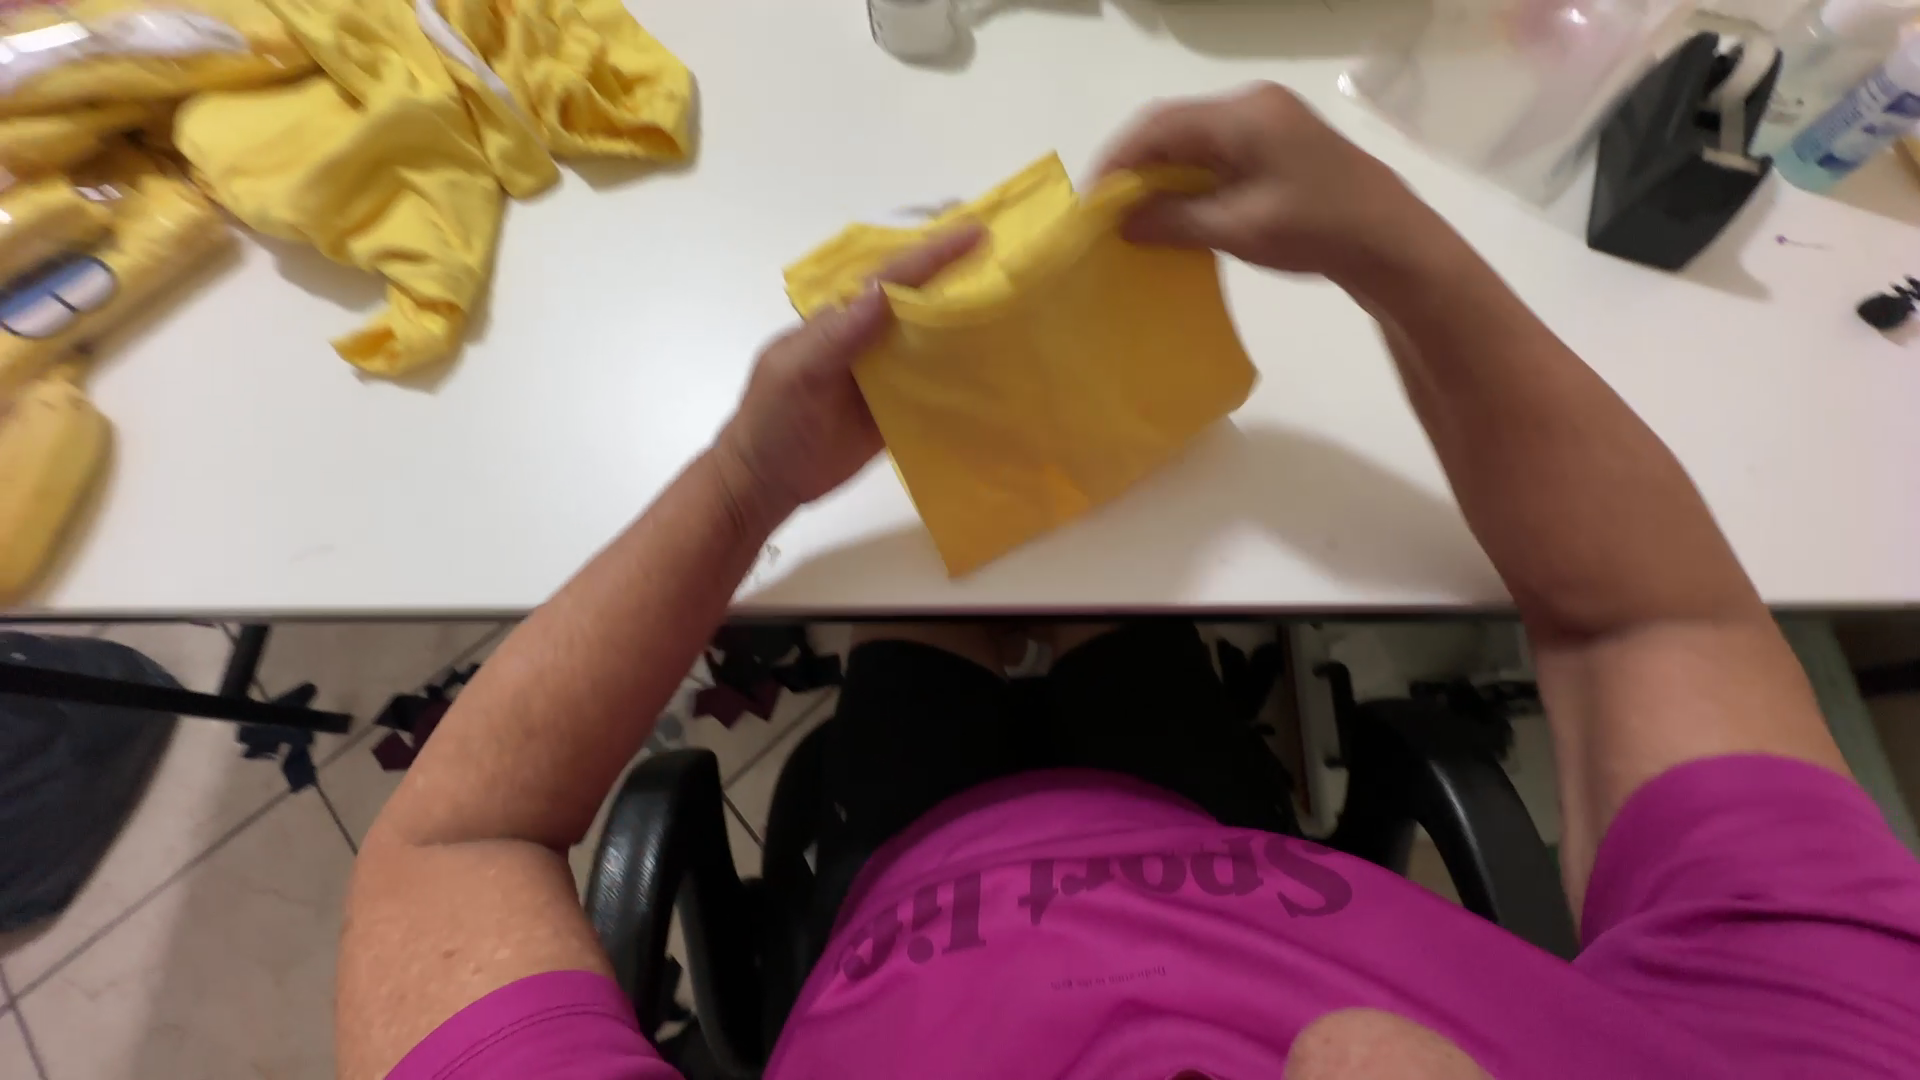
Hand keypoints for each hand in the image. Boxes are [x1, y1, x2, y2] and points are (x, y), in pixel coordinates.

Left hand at [713, 225, 984, 525]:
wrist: (767, 481)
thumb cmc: (772, 421)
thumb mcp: (795, 374)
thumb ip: (835, 336)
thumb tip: (881, 292)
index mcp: (842, 320)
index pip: (890, 280)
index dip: (931, 255)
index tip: (975, 234)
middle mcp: (870, 339)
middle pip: (919, 300)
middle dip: (958, 274)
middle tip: (1008, 253)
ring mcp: (886, 376)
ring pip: (933, 341)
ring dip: (968, 323)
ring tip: (1017, 305)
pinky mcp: (898, 411)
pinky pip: (935, 388)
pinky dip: (963, 378)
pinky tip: (997, 371)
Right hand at [1094, 83, 1461, 288]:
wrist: (1386, 238)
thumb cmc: (1313, 230)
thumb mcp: (1237, 229)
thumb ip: (1174, 220)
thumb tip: (1122, 221)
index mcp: (1242, 116)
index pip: (1158, 126)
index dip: (1116, 161)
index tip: (1090, 203)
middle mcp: (1250, 105)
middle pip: (1171, 127)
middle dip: (1131, 167)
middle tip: (1104, 212)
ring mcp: (1263, 121)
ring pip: (1189, 140)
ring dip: (1156, 174)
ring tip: (1130, 214)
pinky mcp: (1271, 143)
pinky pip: (1210, 152)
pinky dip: (1182, 178)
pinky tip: (1171, 208)